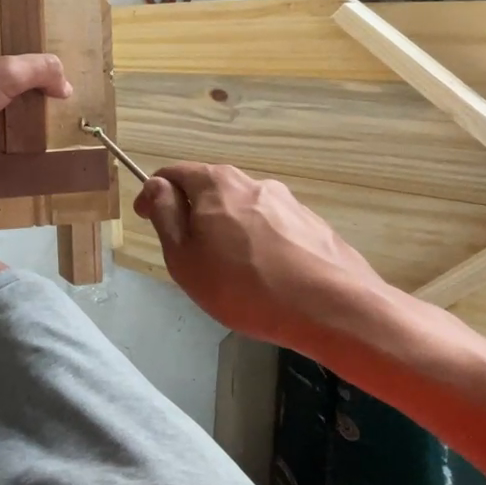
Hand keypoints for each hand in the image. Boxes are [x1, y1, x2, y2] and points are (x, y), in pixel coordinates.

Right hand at [135, 163, 391, 351]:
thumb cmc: (246, 286)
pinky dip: (261, 245)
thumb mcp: (184, 257)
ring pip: (243, 211)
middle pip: (210, 189)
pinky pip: (274, 229)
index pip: (171, 173)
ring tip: (233, 272)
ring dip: (229, 231)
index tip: (147, 220)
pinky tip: (268, 279)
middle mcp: (252, 183)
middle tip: (190, 252)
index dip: (153, 194)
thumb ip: (165, 215)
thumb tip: (157, 187)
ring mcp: (289, 204)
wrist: (338, 311)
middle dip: (194, 214)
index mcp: (215, 184)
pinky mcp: (316, 227)